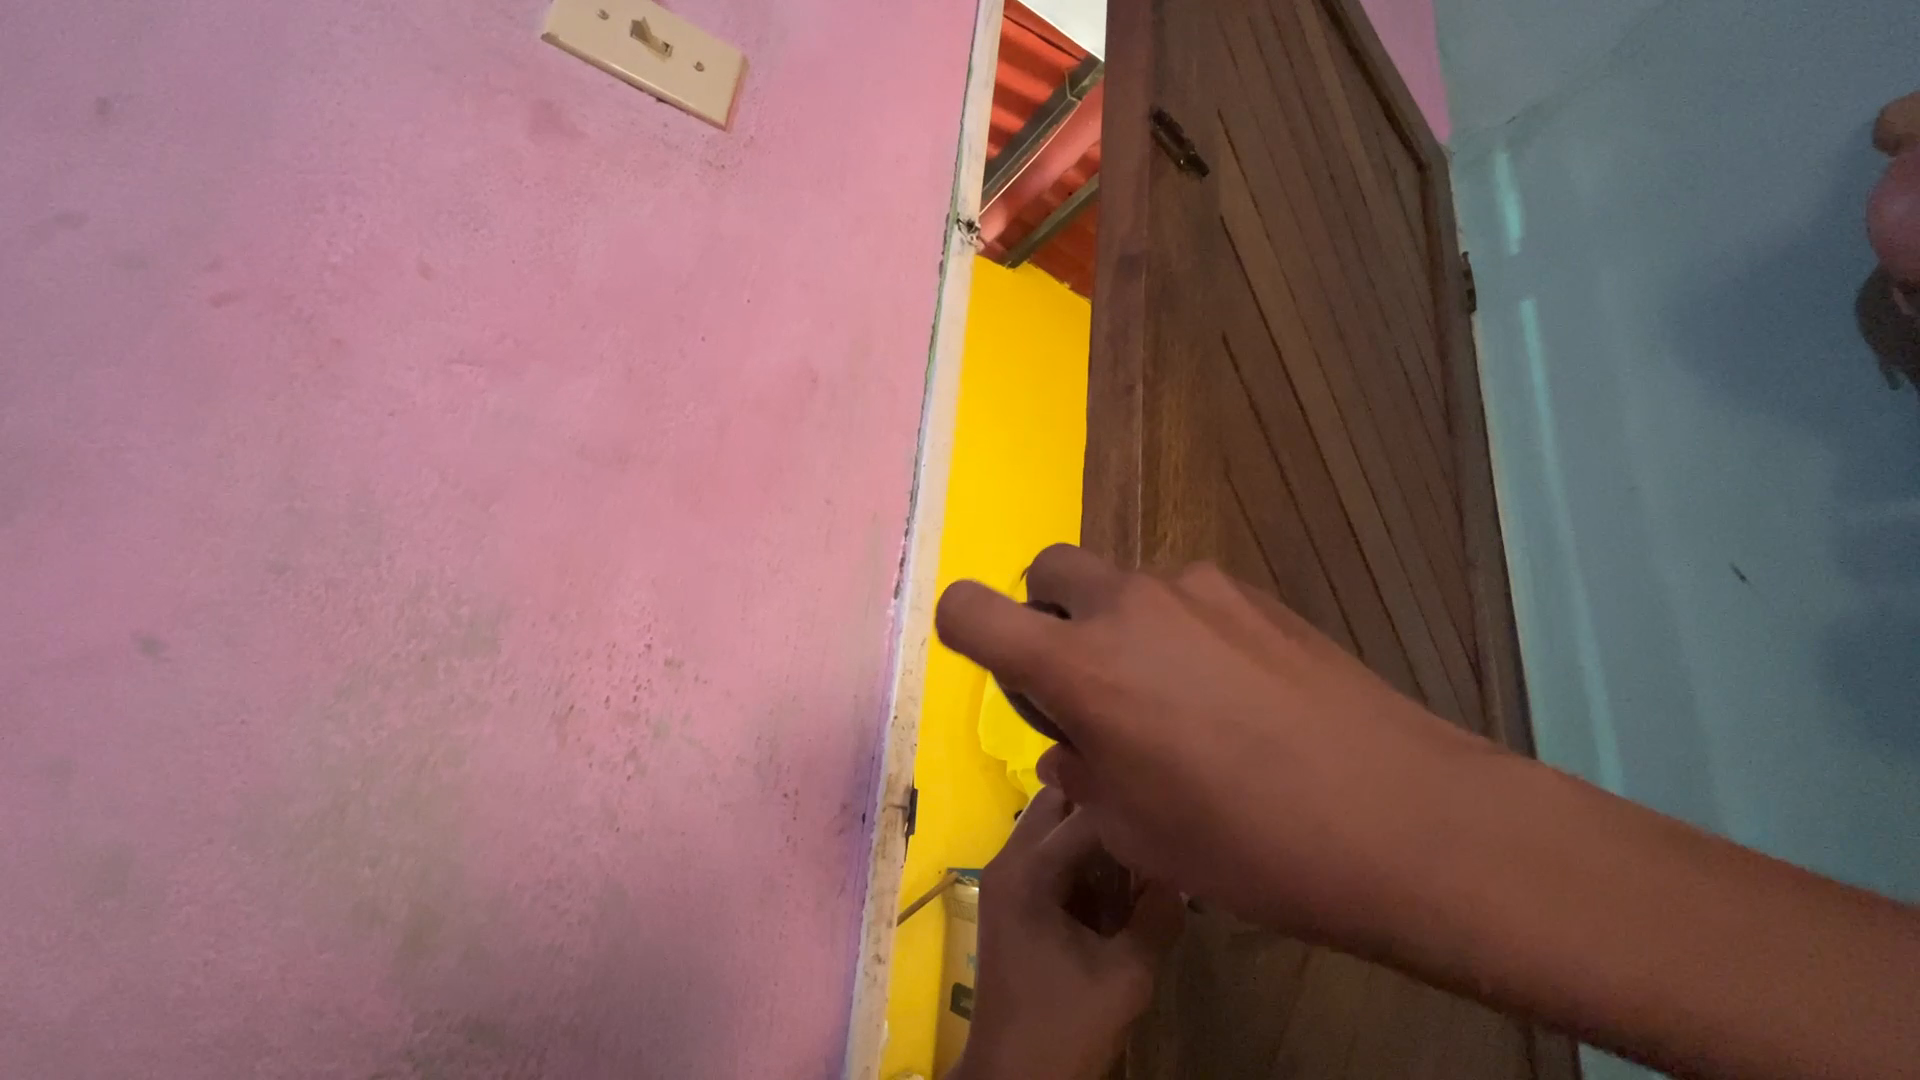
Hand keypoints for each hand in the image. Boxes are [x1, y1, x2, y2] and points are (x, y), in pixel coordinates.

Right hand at [935, 544, 1502, 945]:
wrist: (1398, 818)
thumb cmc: (1243, 844)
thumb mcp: (1132, 831)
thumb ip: (1080, 773)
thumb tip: (1070, 746)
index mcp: (1079, 667)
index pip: (970, 609)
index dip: (964, 629)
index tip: (1001, 669)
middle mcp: (1127, 606)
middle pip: (1048, 570)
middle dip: (1047, 615)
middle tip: (1088, 681)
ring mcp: (1197, 588)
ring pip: (1124, 584)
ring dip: (1122, 626)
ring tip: (1180, 699)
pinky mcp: (1255, 592)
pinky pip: (1188, 598)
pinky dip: (1182, 630)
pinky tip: (1236, 693)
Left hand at [950, 787, 1183, 1079]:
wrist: (1009, 1076)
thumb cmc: (1064, 1026)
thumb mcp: (1127, 977)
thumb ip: (1156, 919)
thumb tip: (1180, 876)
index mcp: (1029, 871)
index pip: (1085, 813)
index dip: (1129, 811)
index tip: (1168, 817)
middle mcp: (1008, 860)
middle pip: (1056, 803)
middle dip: (1103, 808)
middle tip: (1148, 828)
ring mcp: (1002, 878)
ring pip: (1048, 826)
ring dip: (1089, 832)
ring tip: (1135, 853)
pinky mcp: (1007, 898)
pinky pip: (1044, 854)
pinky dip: (1077, 857)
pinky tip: (1112, 883)